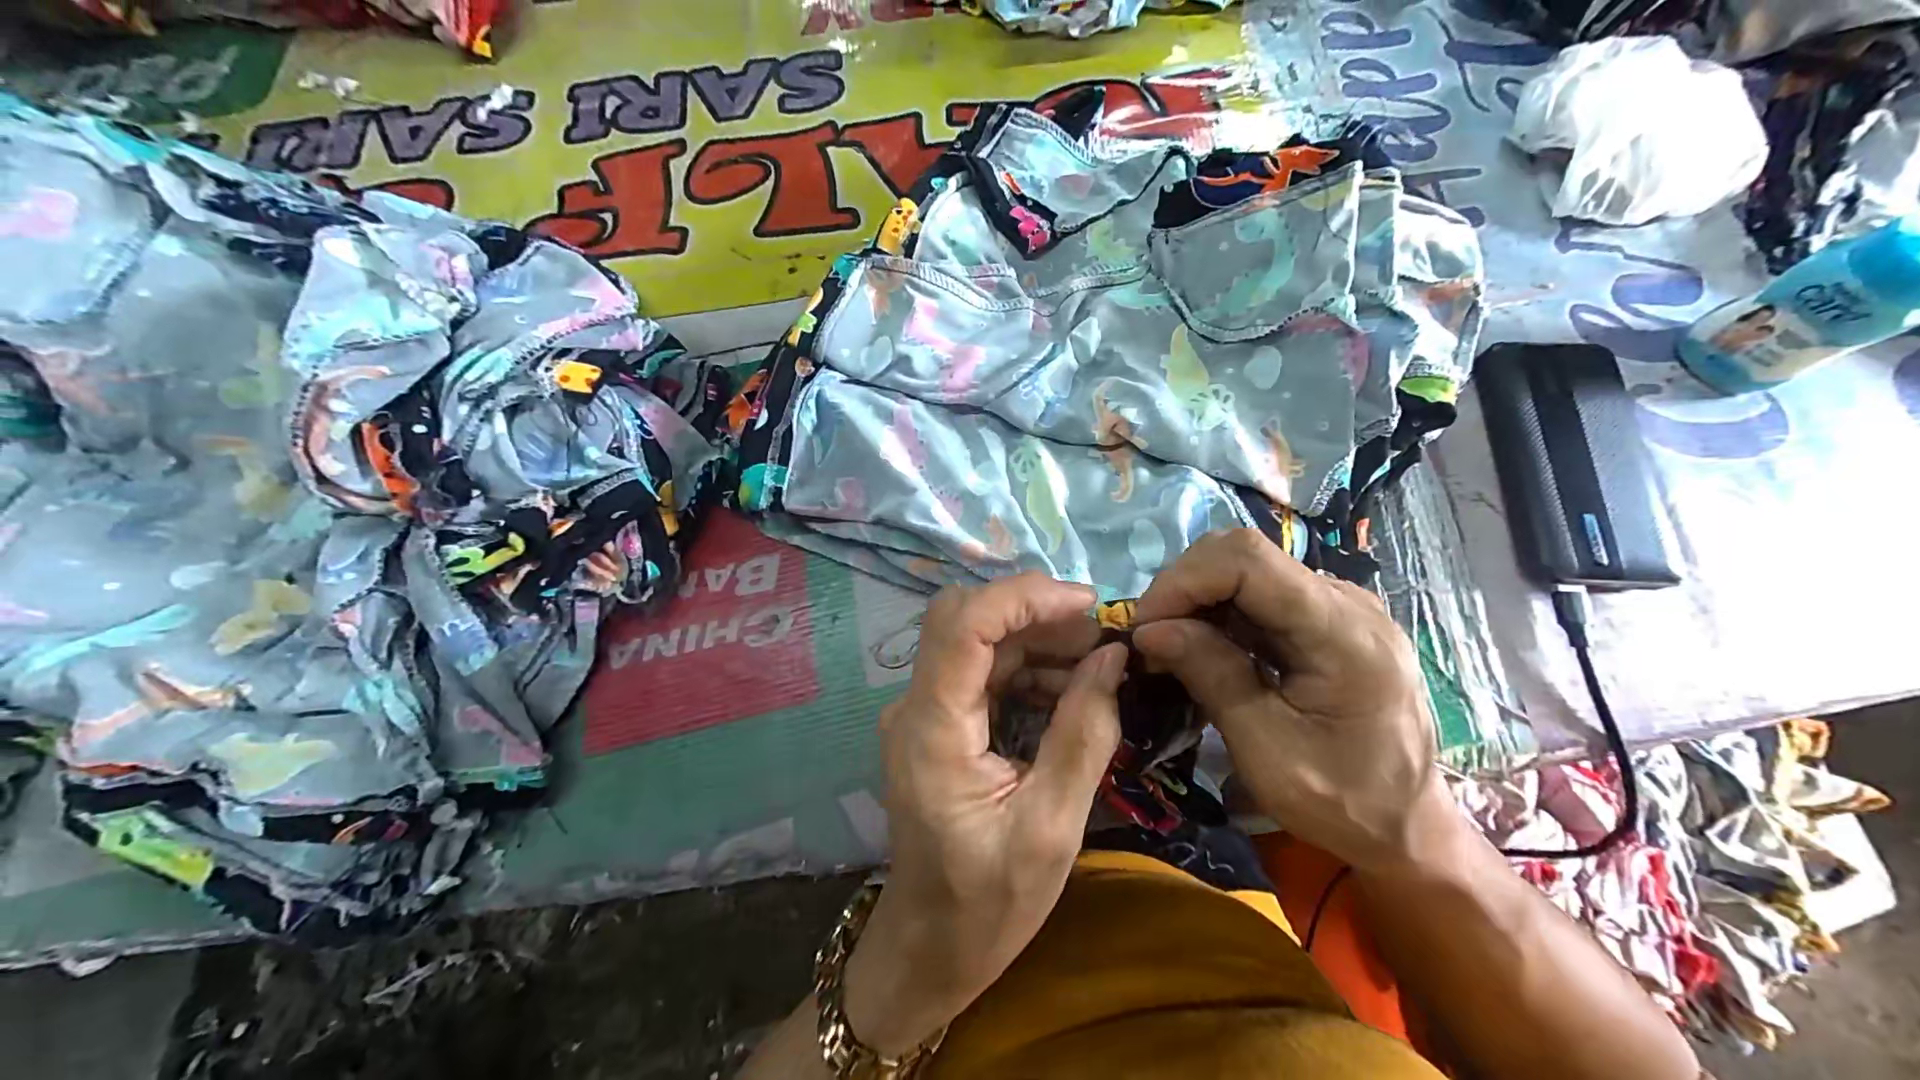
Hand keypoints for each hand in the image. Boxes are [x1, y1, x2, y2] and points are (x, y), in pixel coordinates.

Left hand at [842, 573, 1125, 1055]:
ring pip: (976, 642)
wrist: (930, 947)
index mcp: (932, 730)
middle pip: (965, 621)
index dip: (1025, 598)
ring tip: (1098, 667)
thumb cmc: (989, 904)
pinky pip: (981, 673)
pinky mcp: (937, 724)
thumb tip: (1112, 658)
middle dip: (1037, 616)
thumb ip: (1083, 735)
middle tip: (1103, 639)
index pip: (963, 624)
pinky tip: (1069, 692)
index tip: (1089, 606)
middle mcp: (915, 707)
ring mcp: (922, 713)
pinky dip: (1026, 669)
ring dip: (1037, 642)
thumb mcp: (1052, 827)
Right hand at [1131, 530, 1449, 873]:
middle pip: (1244, 555)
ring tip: (1168, 646)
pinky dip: (1218, 612)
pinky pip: (1260, 593)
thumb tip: (1148, 630)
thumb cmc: (1342, 802)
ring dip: (1197, 599)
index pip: (1248, 561)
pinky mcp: (1327, 618)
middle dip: (1183, 587)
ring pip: (1247, 568)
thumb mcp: (1267, 750)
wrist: (1409, 827)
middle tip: (1150, 638)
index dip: (1184, 581)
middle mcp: (1347, 602)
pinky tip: (1202, 648)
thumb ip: (1212, 677)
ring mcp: (1340, 606)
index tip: (1144, 626)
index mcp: (1344, 634)